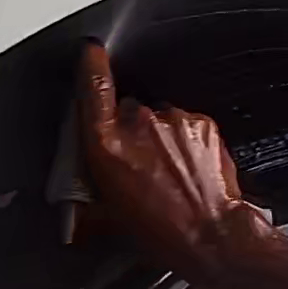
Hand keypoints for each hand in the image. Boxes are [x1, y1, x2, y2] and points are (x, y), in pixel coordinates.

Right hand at [75, 41, 275, 280]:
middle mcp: (138, 124)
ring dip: (160, 139)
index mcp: (107, 144)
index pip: (93, 87)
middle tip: (140, 164)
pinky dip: (185, 143)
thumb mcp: (108, 220)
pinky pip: (186, 125)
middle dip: (131, 131)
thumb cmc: (161, 232)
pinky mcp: (201, 124)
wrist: (211, 237)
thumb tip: (75, 214)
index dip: (91, 65)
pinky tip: (187, 170)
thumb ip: (86, 205)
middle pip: (128, 110)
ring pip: (159, 119)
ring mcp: (172, 121)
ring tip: (168, 174)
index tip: (90, 51)